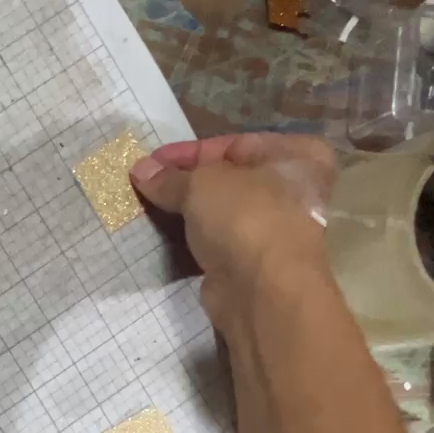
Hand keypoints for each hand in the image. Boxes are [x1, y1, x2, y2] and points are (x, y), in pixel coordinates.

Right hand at [130, 133, 336, 335]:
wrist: (260, 287)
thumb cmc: (244, 218)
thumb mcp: (201, 184)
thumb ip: (169, 177)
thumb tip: (140, 169)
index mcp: (294, 155)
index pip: (232, 145)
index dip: (188, 153)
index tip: (150, 162)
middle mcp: (288, 187)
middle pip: (224, 177)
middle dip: (183, 181)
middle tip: (144, 184)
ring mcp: (269, 225)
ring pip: (217, 210)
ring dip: (183, 210)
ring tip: (146, 208)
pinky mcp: (248, 258)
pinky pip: (212, 238)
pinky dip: (189, 235)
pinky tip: (161, 234)